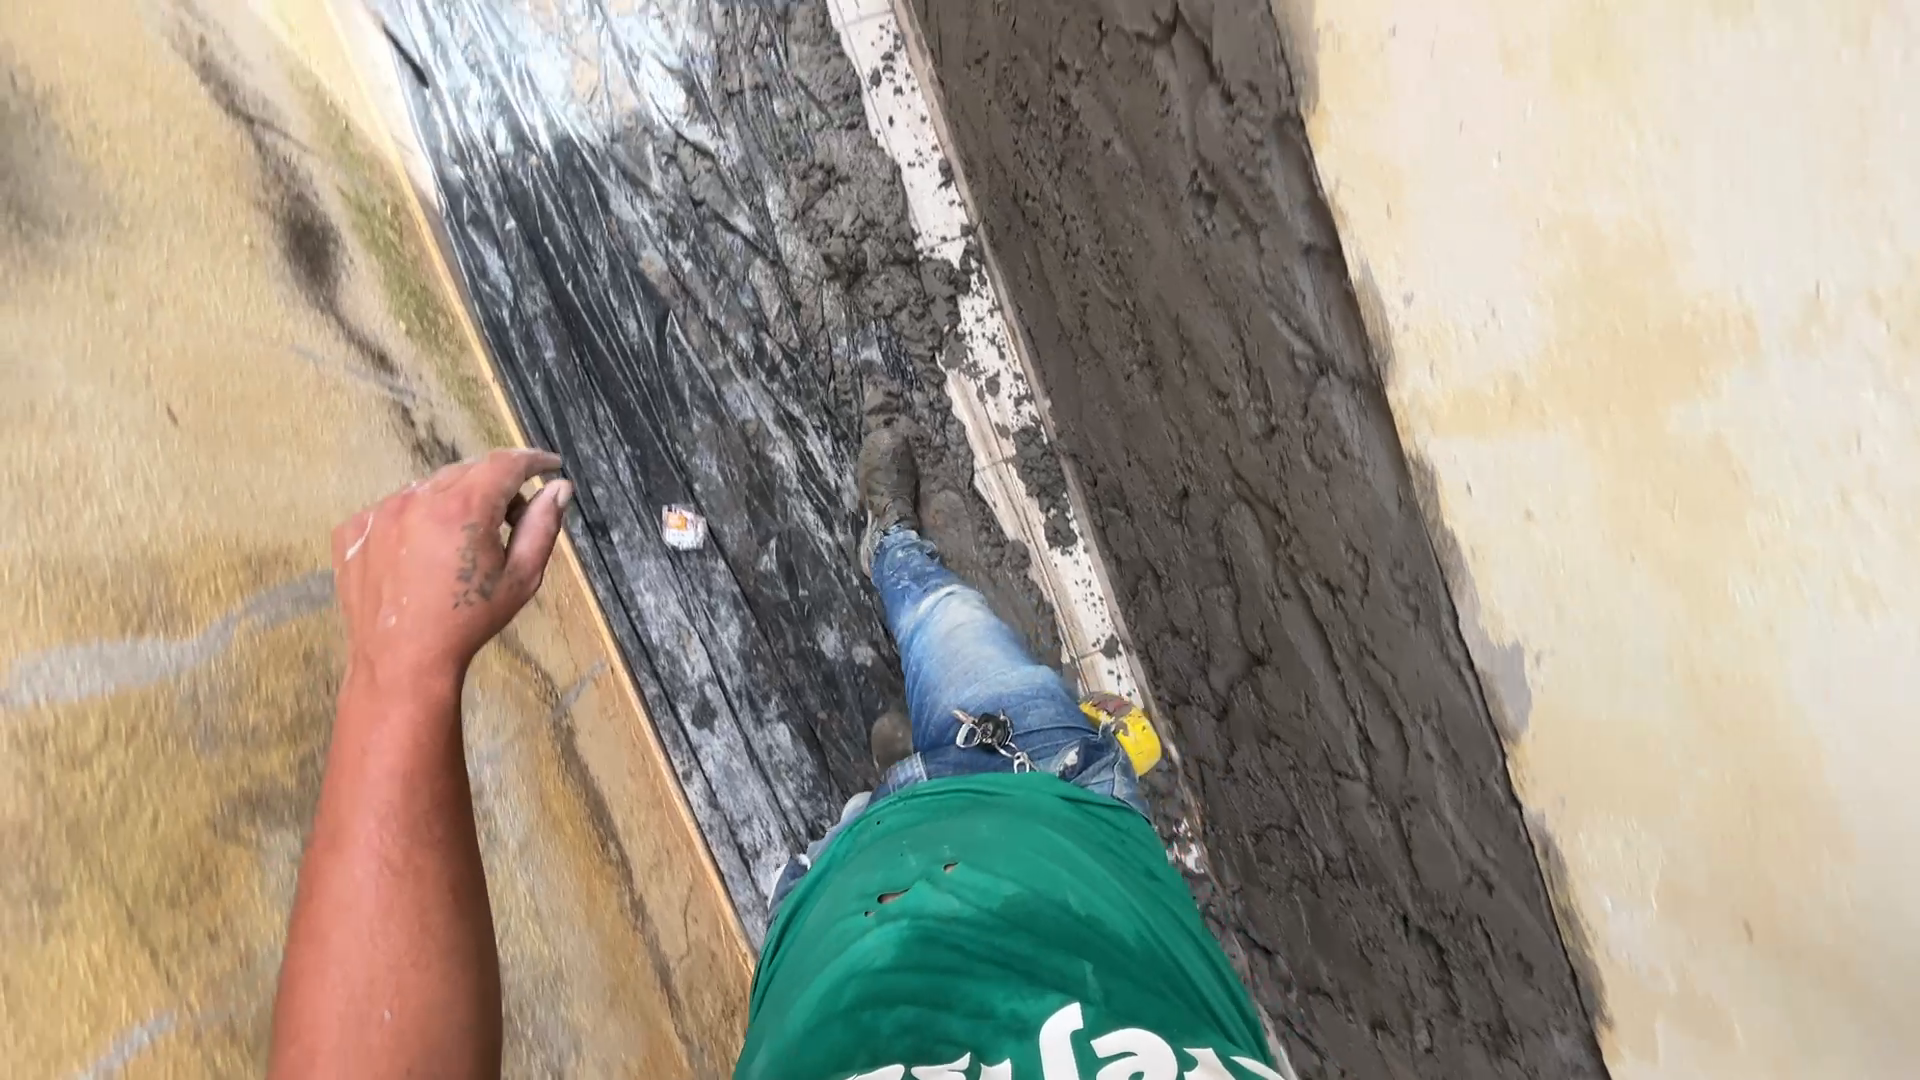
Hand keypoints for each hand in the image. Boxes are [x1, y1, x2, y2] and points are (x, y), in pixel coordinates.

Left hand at [331, 449, 572, 697]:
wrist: (402, 659)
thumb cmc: (471, 620)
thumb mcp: (522, 576)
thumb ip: (543, 525)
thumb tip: (559, 488)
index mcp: (463, 511)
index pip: (505, 463)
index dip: (533, 460)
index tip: (551, 465)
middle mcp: (417, 500)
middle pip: (468, 470)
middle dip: (498, 483)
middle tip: (514, 516)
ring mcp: (379, 512)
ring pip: (431, 486)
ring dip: (458, 499)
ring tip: (467, 539)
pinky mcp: (354, 529)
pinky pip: (398, 506)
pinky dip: (422, 515)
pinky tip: (429, 550)